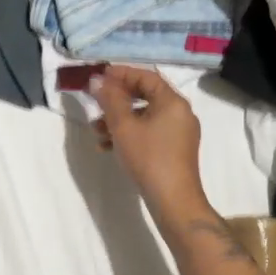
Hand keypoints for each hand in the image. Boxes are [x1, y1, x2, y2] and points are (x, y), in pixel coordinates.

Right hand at [91, 65, 205, 213]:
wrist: (173, 201)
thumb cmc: (149, 158)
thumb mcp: (123, 126)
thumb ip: (109, 99)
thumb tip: (97, 80)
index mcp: (173, 101)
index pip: (146, 76)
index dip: (121, 74)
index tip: (99, 76)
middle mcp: (180, 113)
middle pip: (145, 95)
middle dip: (117, 99)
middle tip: (95, 101)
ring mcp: (179, 132)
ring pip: (145, 116)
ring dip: (119, 119)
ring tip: (96, 130)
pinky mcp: (175, 149)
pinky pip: (150, 132)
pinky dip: (130, 134)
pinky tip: (108, 146)